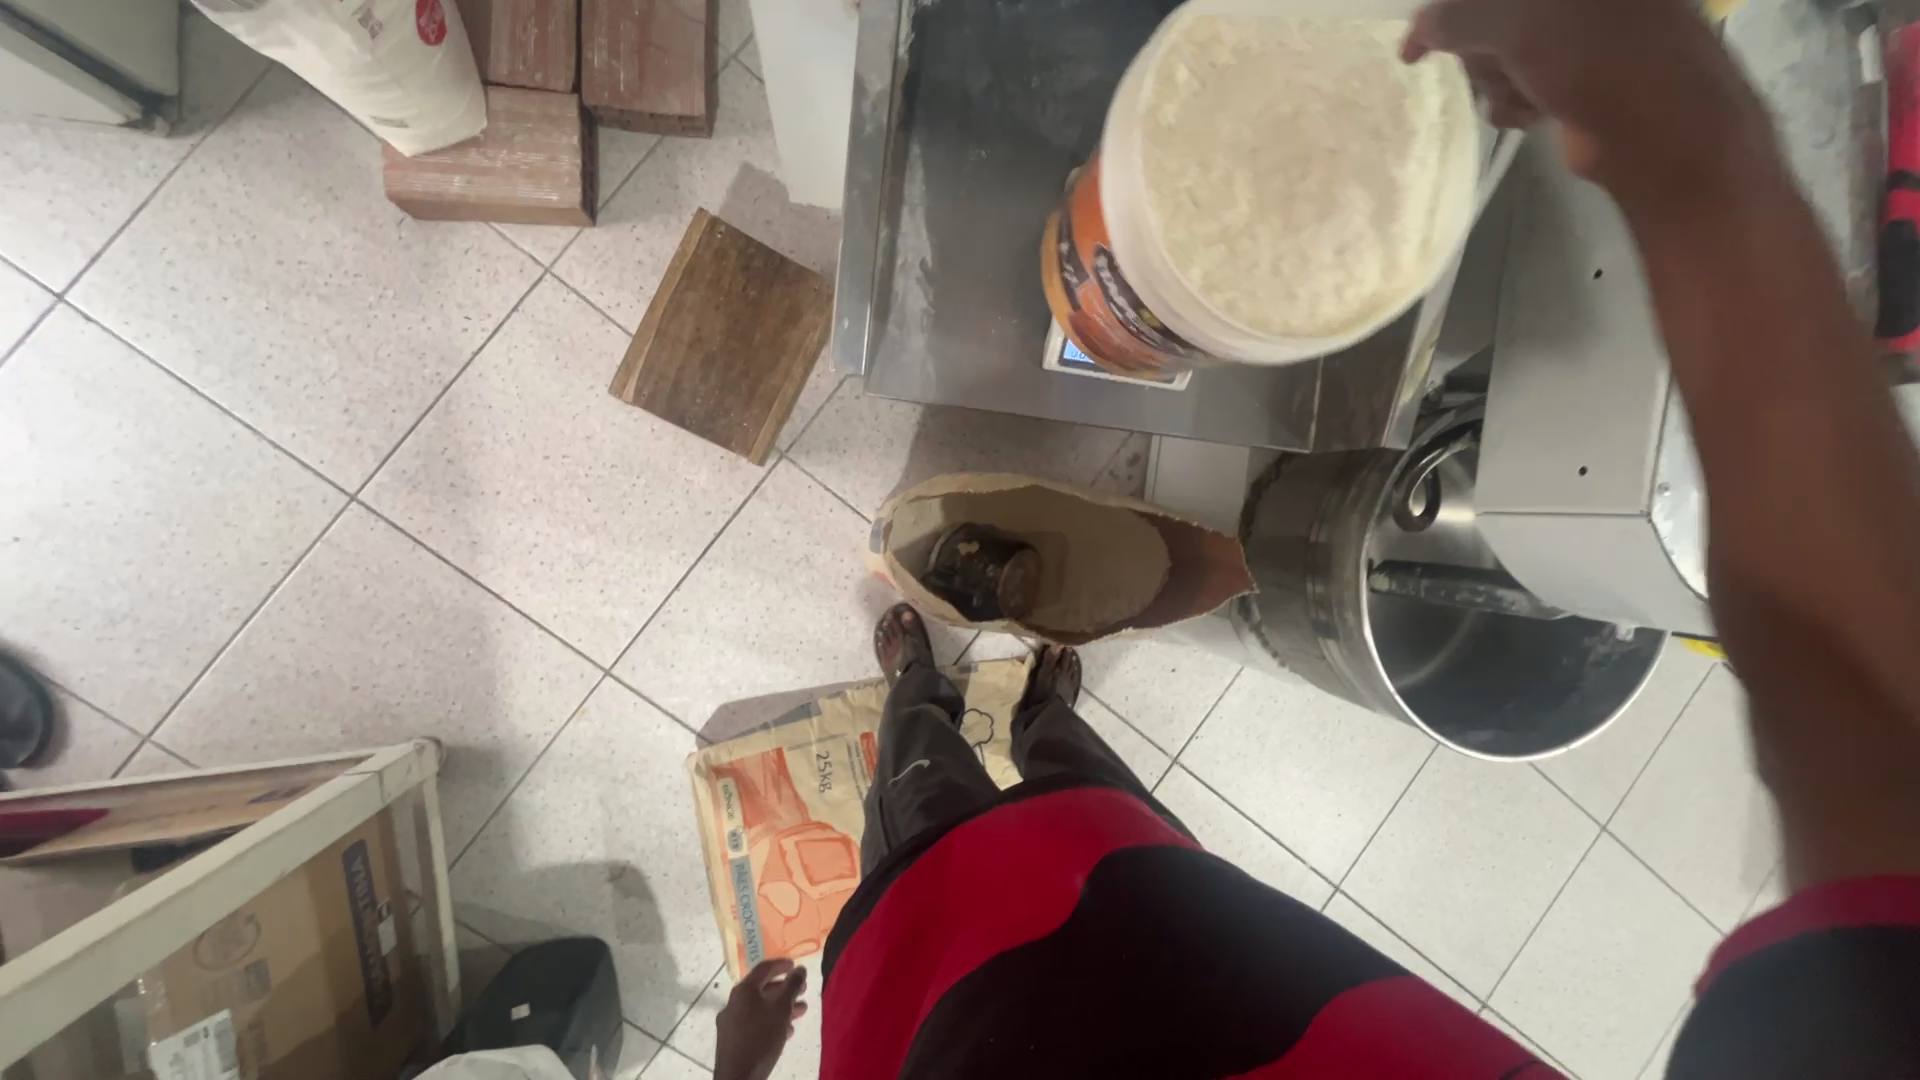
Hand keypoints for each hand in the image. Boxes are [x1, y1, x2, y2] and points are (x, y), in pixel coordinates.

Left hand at [714, 959, 808, 1079]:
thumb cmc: (761, 1038)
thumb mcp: (782, 1008)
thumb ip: (793, 985)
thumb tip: (800, 968)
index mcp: (743, 991)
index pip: (763, 968)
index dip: (781, 964)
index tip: (796, 966)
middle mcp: (733, 1003)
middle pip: (762, 989)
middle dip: (784, 989)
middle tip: (802, 991)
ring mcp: (730, 1023)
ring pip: (759, 1008)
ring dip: (780, 1007)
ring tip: (800, 1012)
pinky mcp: (731, 1042)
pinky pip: (753, 1024)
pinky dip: (769, 1022)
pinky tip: (785, 1031)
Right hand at [1401, 0, 1776, 199]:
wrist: (1657, 126)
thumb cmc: (1598, 59)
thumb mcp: (1519, 25)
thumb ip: (1459, 18)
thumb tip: (1417, 34)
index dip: (1449, 14)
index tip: (1416, 51)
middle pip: (1489, 19)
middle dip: (1482, 53)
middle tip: (1500, 69)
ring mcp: (1581, 30)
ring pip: (1500, 55)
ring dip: (1498, 83)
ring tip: (1524, 97)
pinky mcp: (1577, 69)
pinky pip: (1519, 81)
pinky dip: (1514, 102)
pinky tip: (1533, 113)